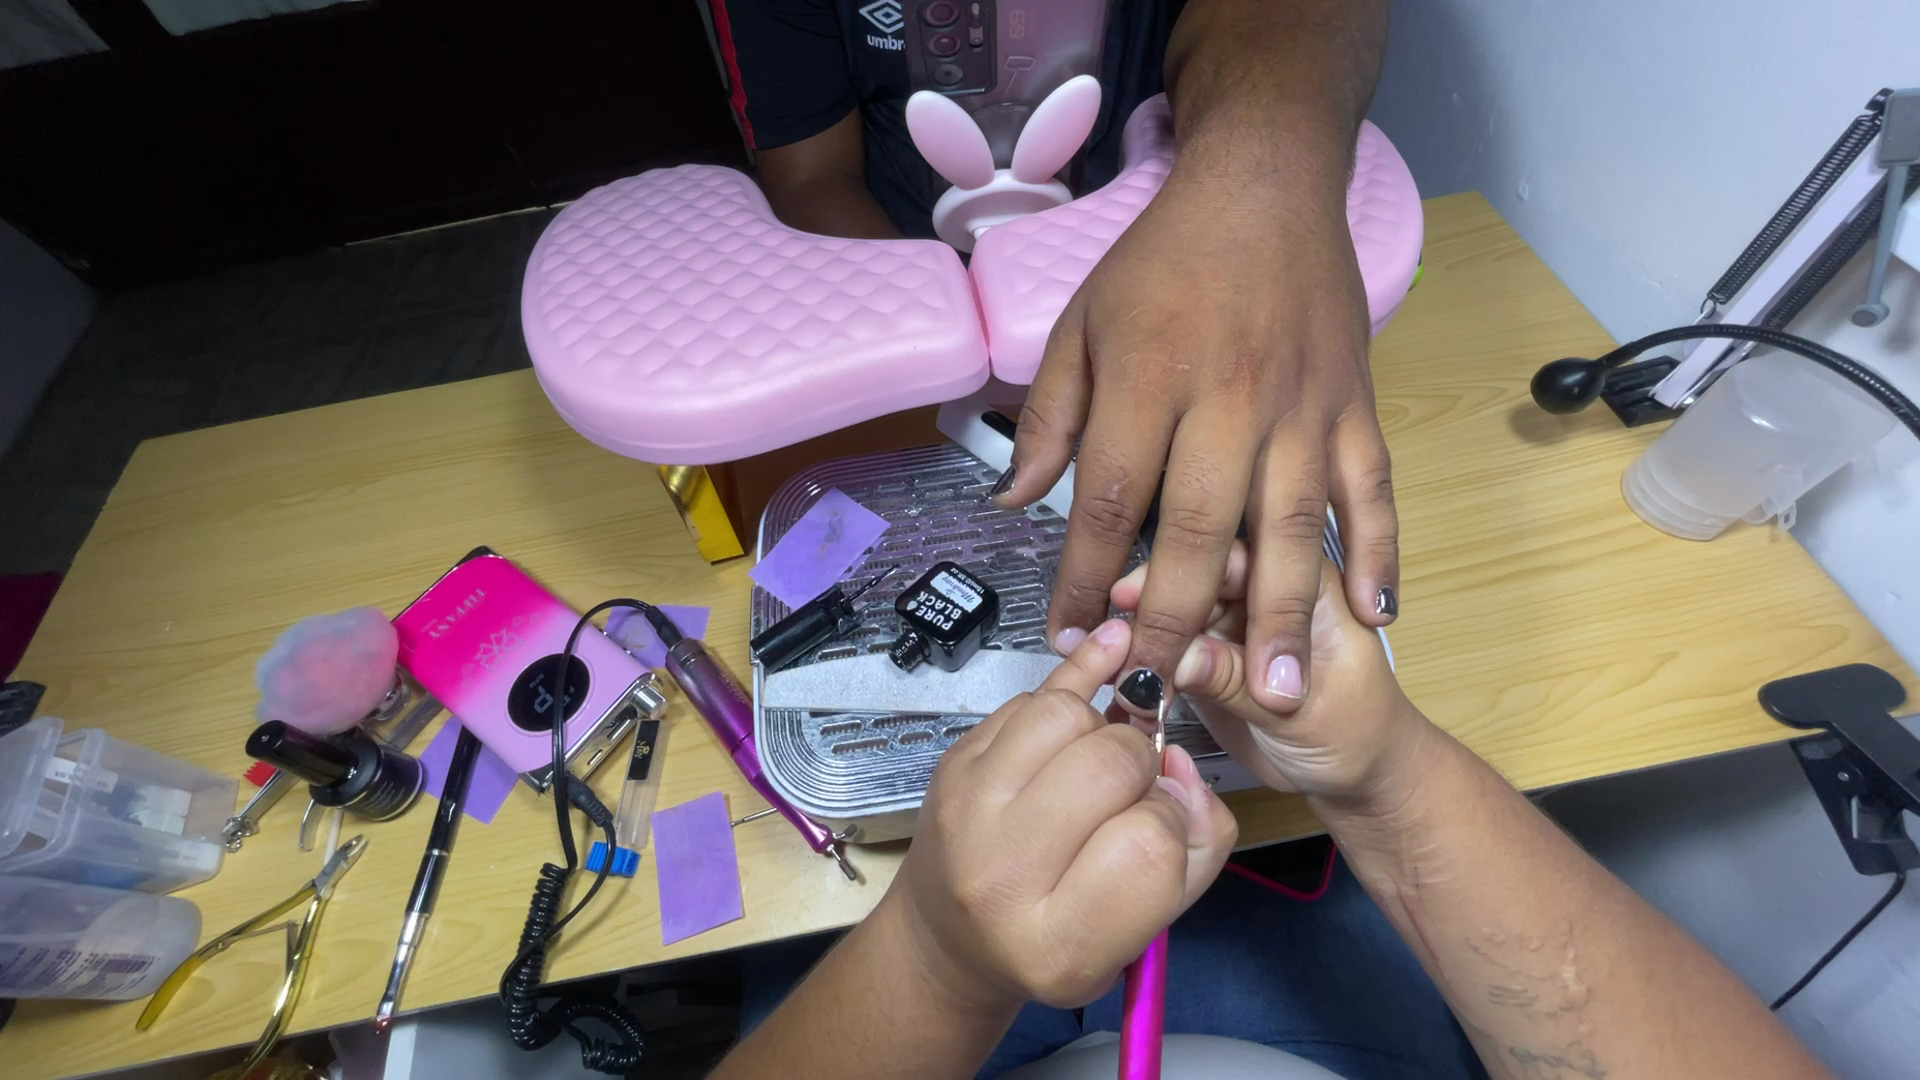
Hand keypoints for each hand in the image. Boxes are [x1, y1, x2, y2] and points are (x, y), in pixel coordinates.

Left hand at [889, 618, 1236, 1011]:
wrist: (950, 935)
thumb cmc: (1054, 942)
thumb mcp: (1141, 930)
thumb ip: (1193, 850)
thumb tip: (1179, 760)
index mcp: (1056, 944)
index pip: (1148, 847)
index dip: (1172, 818)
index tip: (1160, 820)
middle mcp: (999, 874)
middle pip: (1106, 767)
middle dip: (1140, 761)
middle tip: (1131, 782)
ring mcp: (966, 807)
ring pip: (1064, 714)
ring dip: (1099, 724)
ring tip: (1098, 753)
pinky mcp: (954, 761)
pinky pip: (1027, 698)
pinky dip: (1070, 685)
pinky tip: (1105, 657)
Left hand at [995, 167, 1398, 717]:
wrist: (1263, 189)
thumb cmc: (1159, 264)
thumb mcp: (1078, 328)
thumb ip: (1047, 419)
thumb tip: (1014, 502)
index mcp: (1150, 378)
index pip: (1110, 499)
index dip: (1082, 576)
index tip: (1065, 635)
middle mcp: (1229, 400)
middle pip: (1198, 530)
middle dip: (1173, 619)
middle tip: (1158, 689)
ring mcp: (1304, 407)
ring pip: (1291, 526)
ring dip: (1279, 616)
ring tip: (1276, 692)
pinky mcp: (1356, 405)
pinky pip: (1372, 489)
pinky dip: (1378, 553)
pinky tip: (1374, 617)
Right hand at [1112, 545, 1431, 806]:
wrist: (1352, 776)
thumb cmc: (1357, 731)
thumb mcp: (1307, 711)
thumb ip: (1240, 682)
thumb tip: (1179, 659)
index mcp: (1300, 584)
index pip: (1235, 558)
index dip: (1184, 570)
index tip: (1136, 592)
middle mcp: (1257, 594)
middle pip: (1191, 583)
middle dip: (1150, 607)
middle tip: (1112, 631)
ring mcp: (1225, 625)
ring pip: (1169, 619)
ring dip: (1142, 646)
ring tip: (1116, 673)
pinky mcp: (1201, 659)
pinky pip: (1163, 657)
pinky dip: (1144, 674)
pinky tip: (1125, 693)